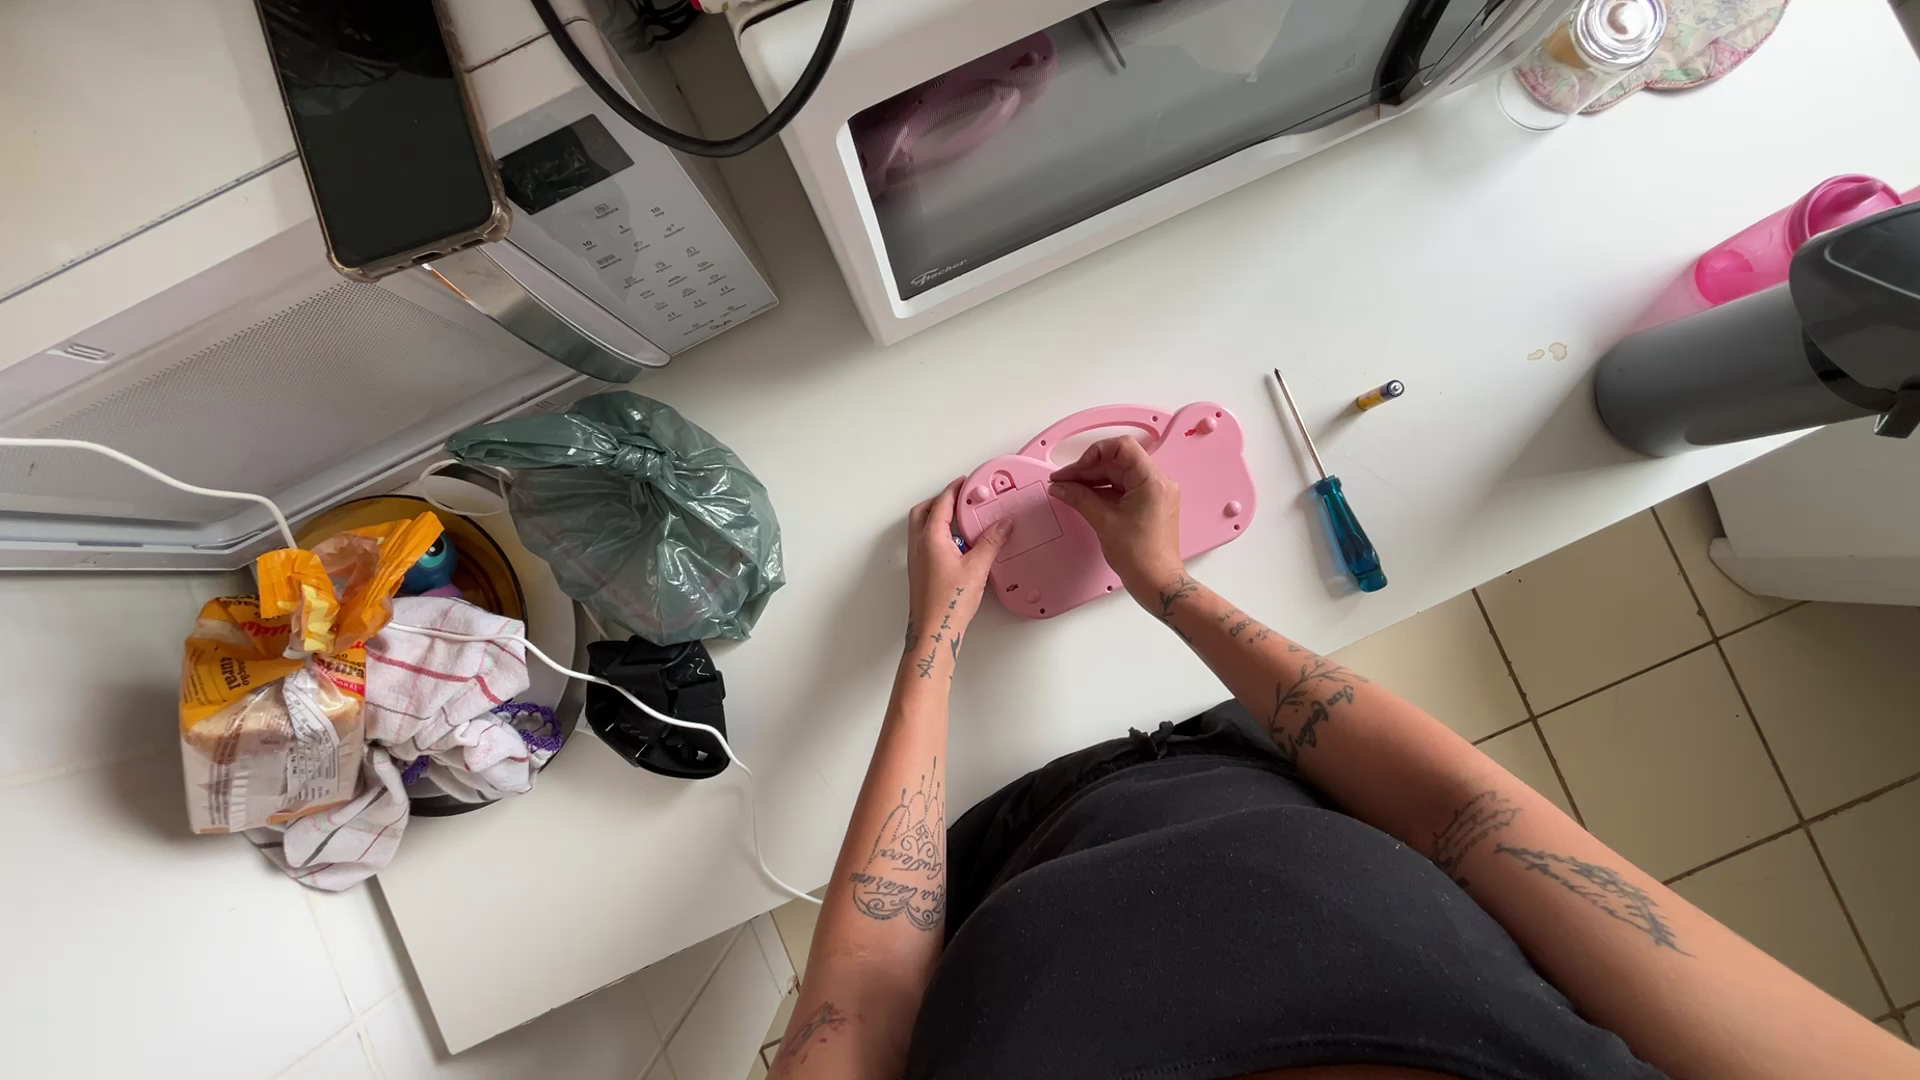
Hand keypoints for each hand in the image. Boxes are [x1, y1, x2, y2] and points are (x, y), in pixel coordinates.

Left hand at [904, 478, 1012, 668]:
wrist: (934, 630)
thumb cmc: (948, 603)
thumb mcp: (977, 568)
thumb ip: (991, 542)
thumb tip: (1002, 525)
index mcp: (930, 538)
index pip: (941, 503)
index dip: (954, 490)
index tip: (965, 482)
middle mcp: (919, 546)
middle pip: (924, 512)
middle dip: (940, 501)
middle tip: (959, 497)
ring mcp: (917, 559)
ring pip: (922, 527)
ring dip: (938, 518)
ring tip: (961, 519)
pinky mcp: (920, 571)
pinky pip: (926, 543)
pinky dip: (939, 535)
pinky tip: (957, 546)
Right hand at [1048, 437, 1184, 601]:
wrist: (1157, 582)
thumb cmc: (1140, 556)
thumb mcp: (1104, 521)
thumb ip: (1079, 498)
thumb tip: (1061, 487)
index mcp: (1152, 481)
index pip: (1123, 447)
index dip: (1095, 453)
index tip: (1077, 468)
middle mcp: (1156, 483)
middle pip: (1117, 463)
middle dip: (1087, 470)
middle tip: (1062, 481)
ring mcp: (1153, 494)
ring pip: (1117, 477)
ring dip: (1092, 481)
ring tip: (1067, 490)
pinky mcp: (1147, 506)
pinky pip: (1122, 490)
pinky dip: (1102, 492)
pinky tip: (1082, 498)